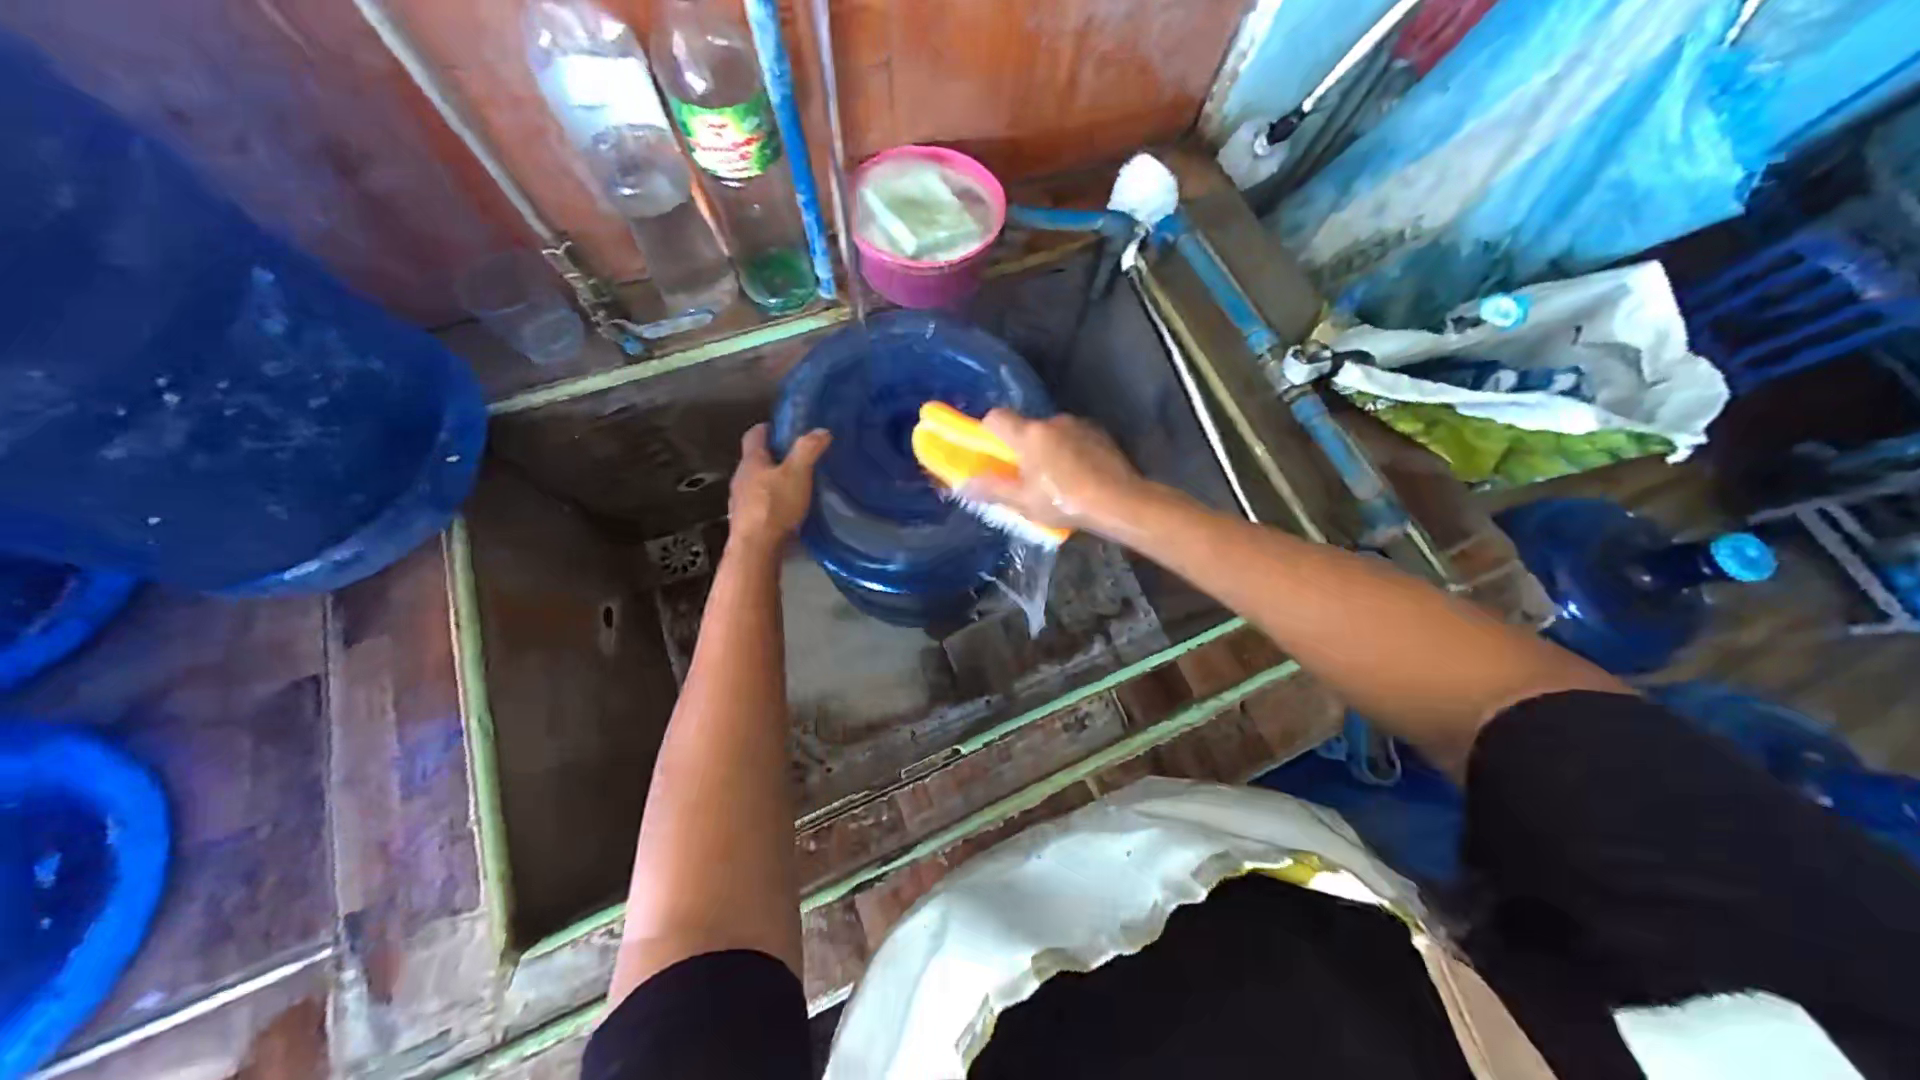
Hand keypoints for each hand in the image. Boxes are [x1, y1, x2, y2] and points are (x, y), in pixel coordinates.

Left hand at [728, 424, 829, 552]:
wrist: (756, 548)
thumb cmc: (775, 506)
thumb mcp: (798, 473)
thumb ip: (808, 450)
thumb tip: (821, 431)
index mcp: (751, 461)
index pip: (755, 434)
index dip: (769, 428)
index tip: (784, 429)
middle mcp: (741, 478)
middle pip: (756, 460)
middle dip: (774, 457)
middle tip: (797, 458)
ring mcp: (740, 501)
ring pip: (756, 483)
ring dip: (772, 482)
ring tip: (795, 485)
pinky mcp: (745, 522)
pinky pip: (758, 505)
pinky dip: (771, 503)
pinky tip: (786, 511)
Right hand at [967, 409, 1145, 531]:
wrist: (1120, 501)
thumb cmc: (1065, 502)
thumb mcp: (1024, 502)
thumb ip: (992, 489)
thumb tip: (963, 484)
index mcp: (1029, 434)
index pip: (996, 417)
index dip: (988, 431)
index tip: (990, 452)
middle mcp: (1052, 421)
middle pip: (1026, 427)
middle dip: (1022, 447)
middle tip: (1025, 476)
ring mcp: (1078, 424)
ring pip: (1051, 433)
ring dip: (1048, 449)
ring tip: (1056, 480)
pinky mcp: (1099, 432)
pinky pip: (1074, 437)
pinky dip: (1070, 451)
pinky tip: (1078, 475)